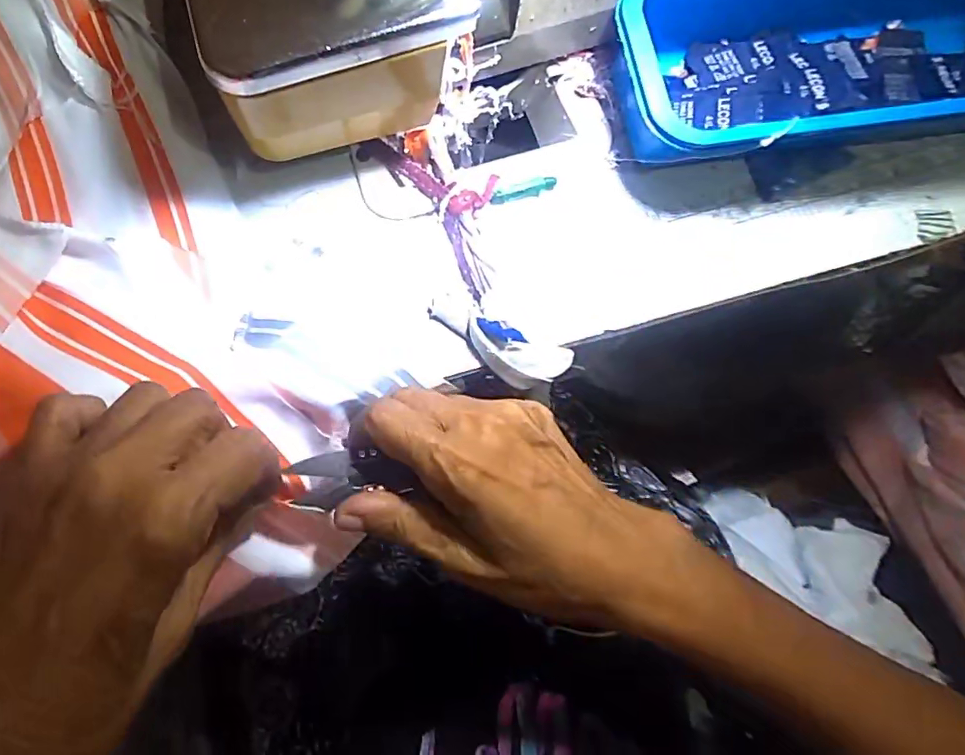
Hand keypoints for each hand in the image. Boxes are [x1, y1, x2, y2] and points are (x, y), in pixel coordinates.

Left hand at [0, 384, 279, 754]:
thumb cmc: (83, 695)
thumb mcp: (170, 631)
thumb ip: (215, 548)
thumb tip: (250, 499)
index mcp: (164, 519)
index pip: (242, 448)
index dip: (261, 465)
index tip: (259, 485)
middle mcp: (119, 469)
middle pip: (195, 405)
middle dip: (217, 440)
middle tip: (210, 479)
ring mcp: (63, 459)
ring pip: (141, 393)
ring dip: (163, 425)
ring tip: (157, 464)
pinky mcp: (22, 463)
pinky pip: (71, 405)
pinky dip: (96, 421)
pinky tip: (98, 453)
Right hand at [333, 388, 704, 629]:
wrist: (621, 553)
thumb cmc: (537, 569)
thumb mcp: (464, 562)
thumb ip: (400, 523)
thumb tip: (342, 507)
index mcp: (454, 459)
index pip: (382, 415)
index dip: (365, 435)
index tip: (370, 465)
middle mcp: (474, 419)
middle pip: (404, 396)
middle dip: (390, 424)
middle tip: (400, 466)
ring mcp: (505, 407)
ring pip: (437, 396)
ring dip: (424, 422)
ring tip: (443, 464)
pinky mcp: (527, 406)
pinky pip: (473, 401)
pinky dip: (461, 421)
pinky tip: (485, 457)